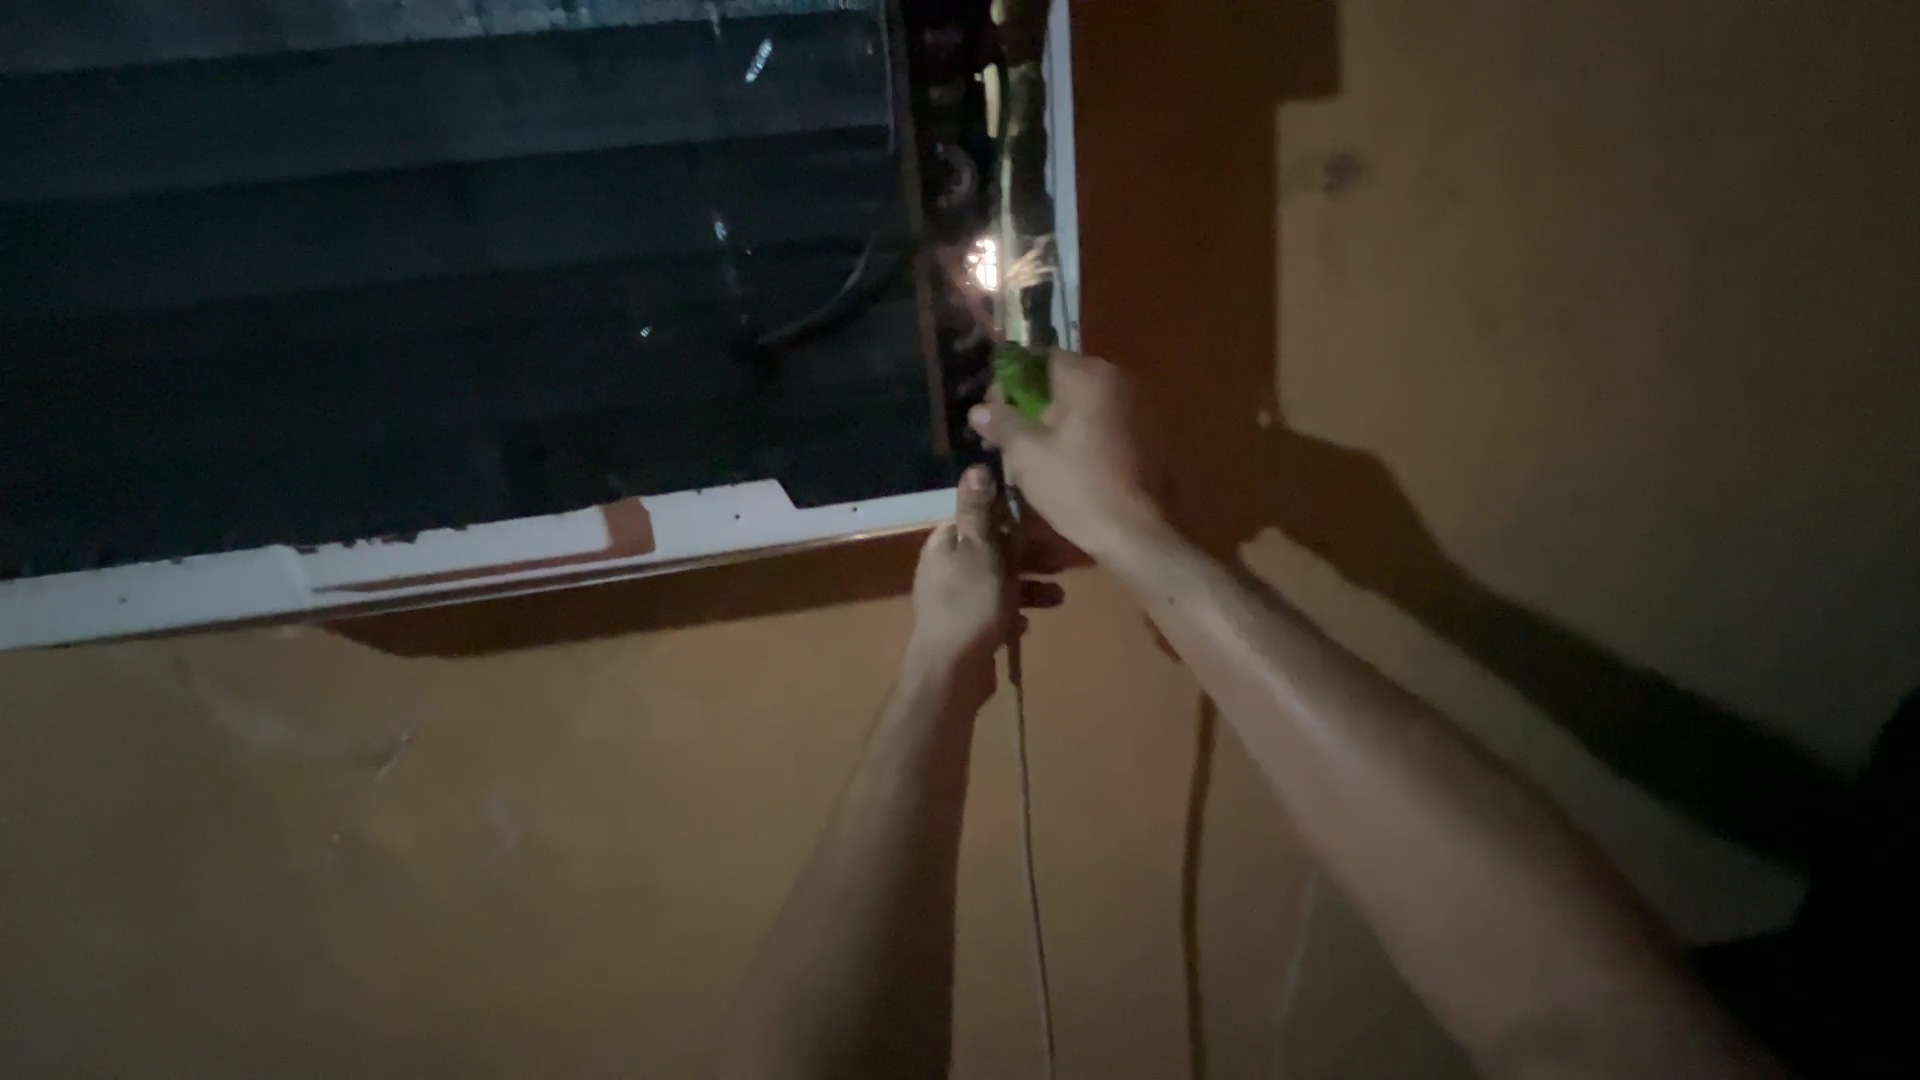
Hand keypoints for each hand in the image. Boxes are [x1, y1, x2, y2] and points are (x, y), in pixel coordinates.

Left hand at [907, 466, 1064, 698]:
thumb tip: (975, 465)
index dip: (1015, 519)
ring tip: (1060, 598)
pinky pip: (995, 611)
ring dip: (1030, 586)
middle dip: (1031, 556)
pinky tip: (1030, 622)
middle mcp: (946, 567)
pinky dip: (1014, 612)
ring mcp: (954, 599)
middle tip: (1065, 563)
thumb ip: (978, 510)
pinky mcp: (965, 628)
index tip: (1048, 523)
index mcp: (946, 543)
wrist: (950, 671)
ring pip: (999, 582)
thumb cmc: (970, 604)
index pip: (982, 517)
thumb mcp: (979, 550)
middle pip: (995, 551)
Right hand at [967, 351, 1167, 560]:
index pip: (1039, 360)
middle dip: (1033, 406)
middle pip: (1063, 382)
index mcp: (1090, 375)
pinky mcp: (1149, 435)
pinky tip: (1067, 465)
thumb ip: (1002, 424)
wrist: (1133, 532)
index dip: (1010, 384)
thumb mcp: (1026, 455)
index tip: (994, 413)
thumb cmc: (1075, 487)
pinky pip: (1104, 424)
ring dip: (1057, 422)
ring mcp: (1140, 407)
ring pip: (1084, 405)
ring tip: (1034, 455)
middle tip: (1009, 438)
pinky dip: (1082, 436)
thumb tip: (978, 410)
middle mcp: (1119, 380)